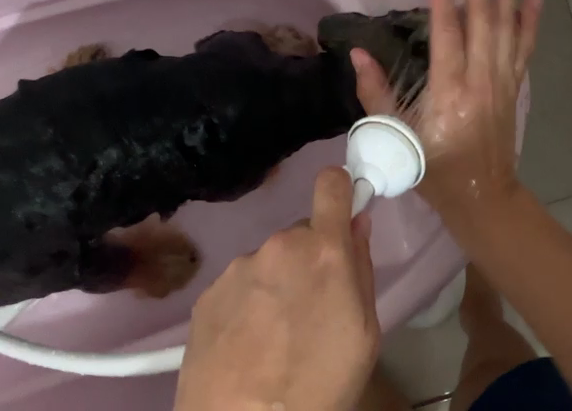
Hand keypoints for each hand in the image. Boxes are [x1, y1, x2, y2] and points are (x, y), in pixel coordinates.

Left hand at [175, 167, 379, 410]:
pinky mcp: (206, 295)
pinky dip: (244, 308)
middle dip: (307, 262)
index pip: (331, 185)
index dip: (339, 189)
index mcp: (323, 251)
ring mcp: (237, 269)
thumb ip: (362, 269)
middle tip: (309, 310)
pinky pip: (236, 288)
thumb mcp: (364, 335)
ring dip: (274, 286)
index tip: (341, 205)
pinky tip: (246, 347)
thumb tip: (357, 225)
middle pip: (299, 237)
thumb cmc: (319, 387)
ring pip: (267, 264)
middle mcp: (278, 247)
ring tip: (272, 339)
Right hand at [354, 0, 542, 226]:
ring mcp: (502, 82)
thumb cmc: (433, 169)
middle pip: (483, 22)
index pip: (447, 34)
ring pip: (507, 27)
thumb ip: (376, 94)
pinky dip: (529, 21)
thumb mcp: (395, 138)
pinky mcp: (514, 87)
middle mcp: (481, 80)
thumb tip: (358, 53)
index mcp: (449, 91)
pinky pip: (524, 47)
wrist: (482, 197)